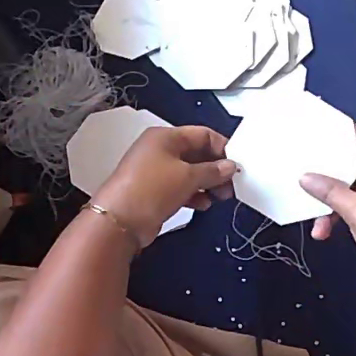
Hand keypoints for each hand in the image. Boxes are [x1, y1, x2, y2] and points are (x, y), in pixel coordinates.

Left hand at [91, 125, 237, 246]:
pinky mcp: (154, 191)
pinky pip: (180, 188)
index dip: (222, 147)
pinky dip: (193, 194)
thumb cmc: (149, 190)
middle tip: (231, 183)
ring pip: (189, 172)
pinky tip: (203, 203)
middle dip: (215, 168)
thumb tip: (228, 167)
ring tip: (221, 196)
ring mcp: (154, 171)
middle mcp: (158, 150)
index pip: (201, 134)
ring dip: (206, 183)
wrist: (119, 222)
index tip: (236, 163)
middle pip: (196, 153)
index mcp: (164, 137)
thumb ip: (213, 171)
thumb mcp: (188, 176)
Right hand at [299, 124, 355, 300]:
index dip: (343, 133)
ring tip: (312, 213)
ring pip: (346, 187)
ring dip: (328, 200)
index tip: (314, 135)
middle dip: (327, 171)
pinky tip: (322, 230)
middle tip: (301, 169)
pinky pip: (348, 205)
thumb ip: (331, 192)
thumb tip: (305, 176)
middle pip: (352, 162)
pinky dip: (334, 214)